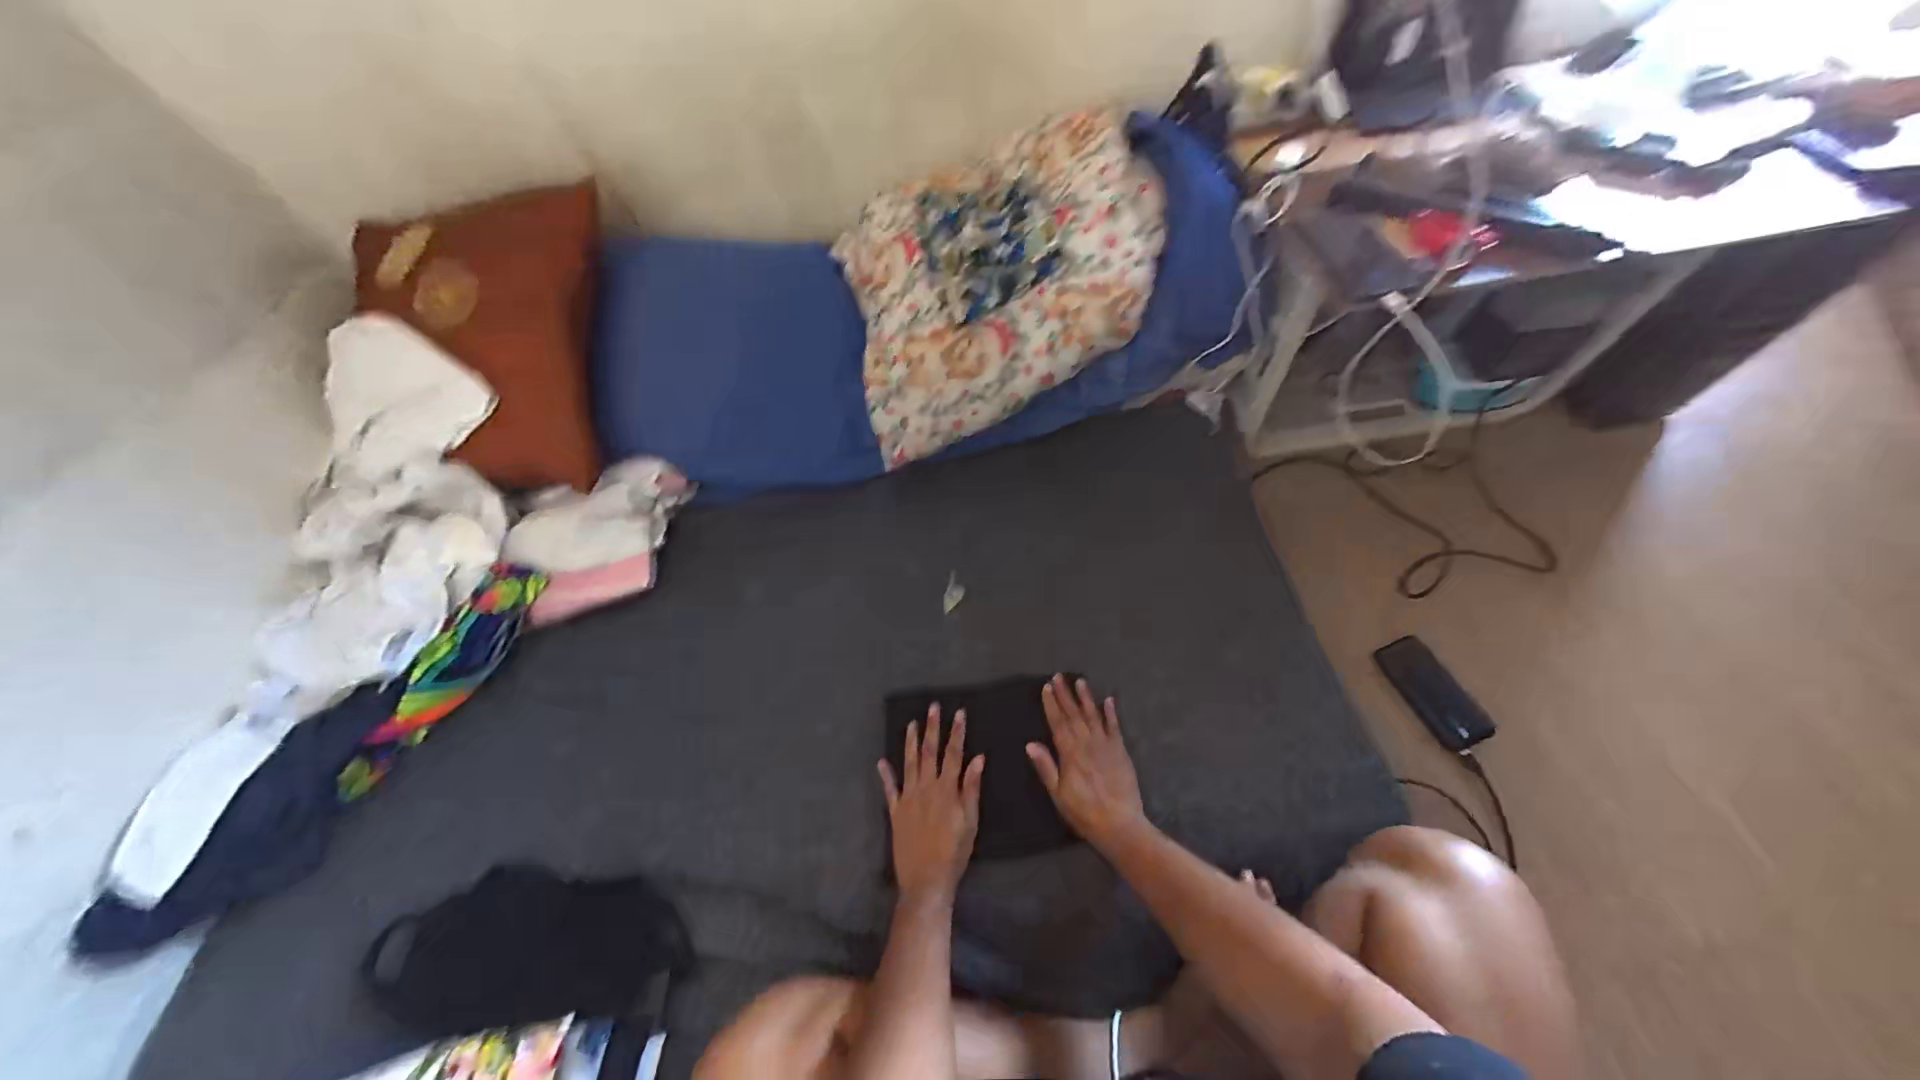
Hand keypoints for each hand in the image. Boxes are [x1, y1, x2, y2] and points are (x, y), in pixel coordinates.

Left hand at [878, 704, 985, 900]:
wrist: (926, 879)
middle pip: (929, 752)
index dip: (957, 733)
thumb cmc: (954, 852)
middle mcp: (926, 788)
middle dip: (932, 728)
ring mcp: (908, 798)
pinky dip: (886, 774)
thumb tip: (978, 758)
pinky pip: (889, 789)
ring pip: (909, 764)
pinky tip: (881, 761)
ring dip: (910, 742)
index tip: (959, 713)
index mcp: (946, 789)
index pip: (954, 754)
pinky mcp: (895, 812)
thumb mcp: (971, 821)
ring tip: (911, 723)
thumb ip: (971, 788)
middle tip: (933, 707)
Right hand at [1026, 675, 1146, 848]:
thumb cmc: (1083, 812)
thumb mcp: (1058, 794)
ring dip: (1086, 697)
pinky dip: (1111, 713)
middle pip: (1074, 714)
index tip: (1046, 687)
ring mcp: (1106, 745)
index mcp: (1069, 753)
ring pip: (1094, 715)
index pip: (1058, 723)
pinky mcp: (1121, 751)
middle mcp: (1087, 743)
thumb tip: (1030, 744)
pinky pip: (1115, 727)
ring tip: (1079, 681)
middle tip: (1058, 676)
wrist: (1120, 824)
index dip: (1051, 704)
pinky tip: (1108, 700)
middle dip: (1065, 694)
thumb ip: (1046, 767)